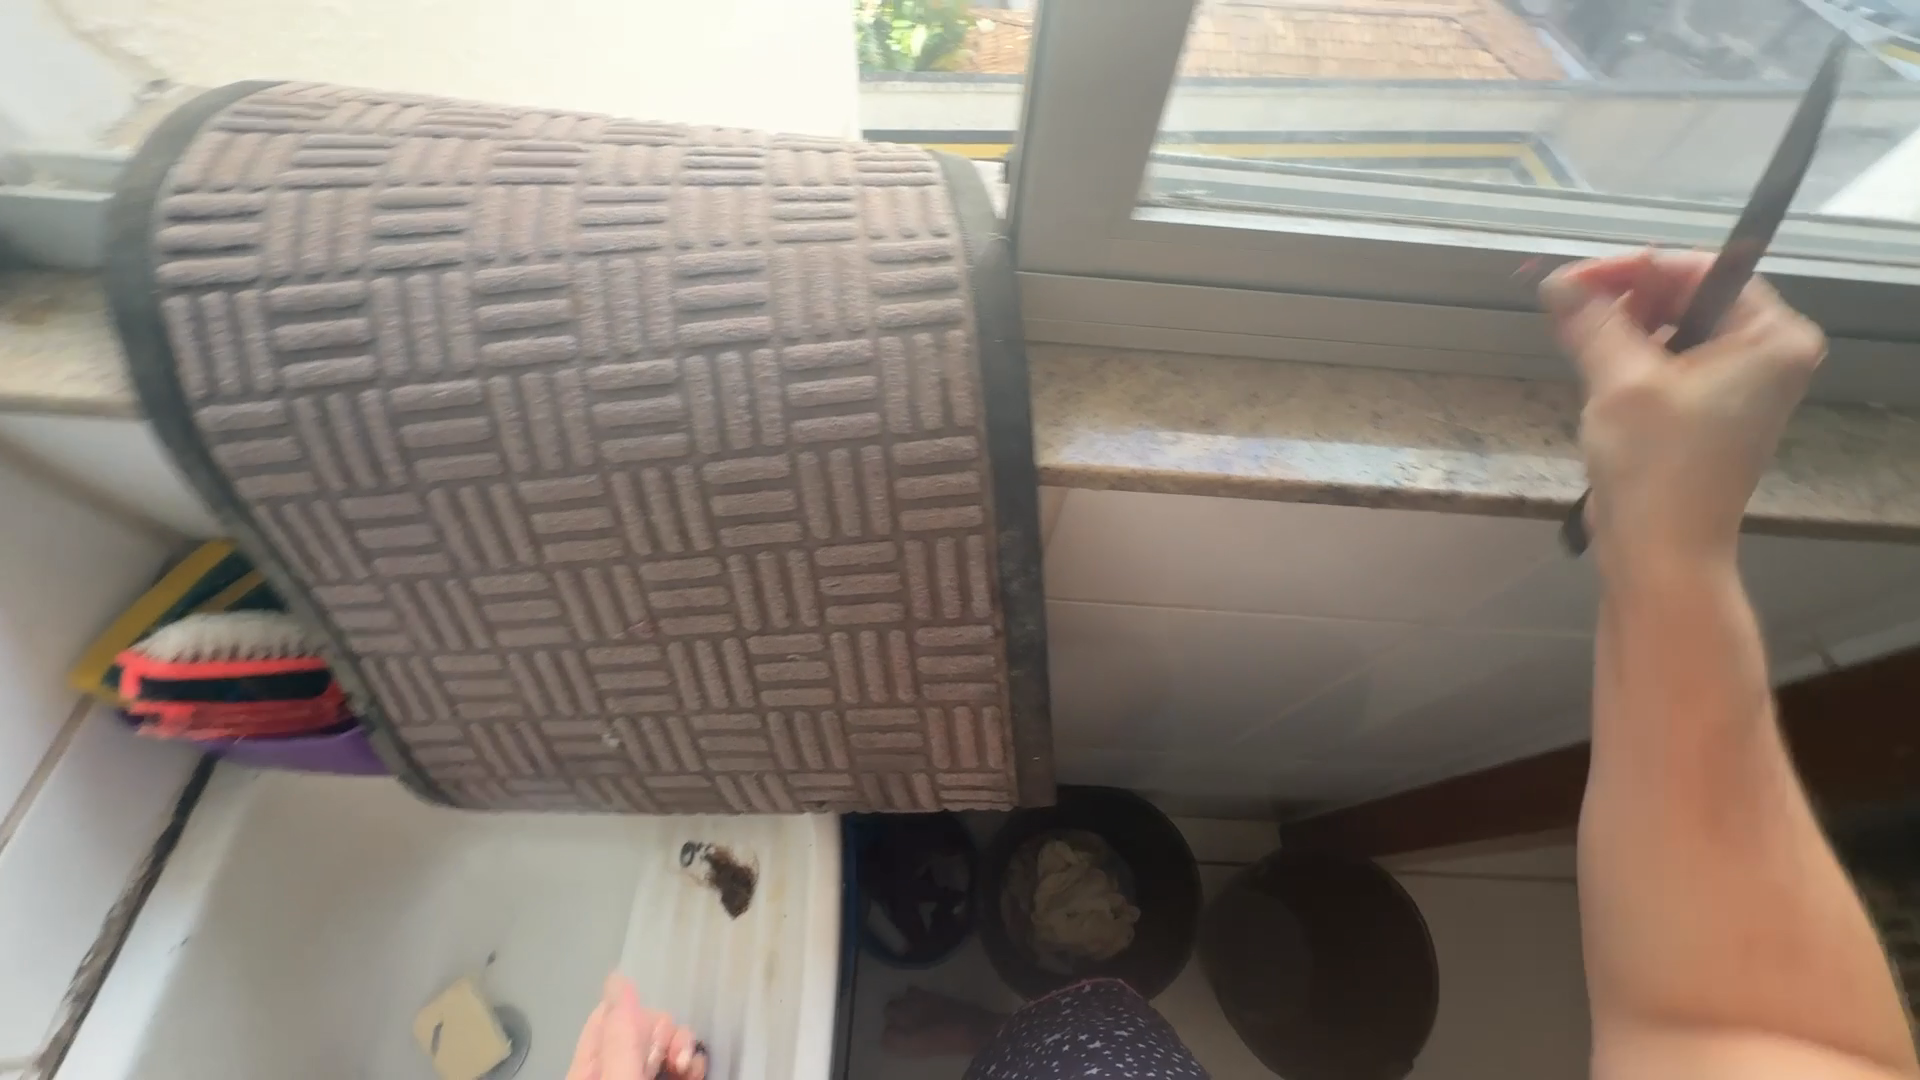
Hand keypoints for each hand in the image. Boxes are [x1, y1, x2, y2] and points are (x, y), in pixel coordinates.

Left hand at [566, 973, 706, 1079]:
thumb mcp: (622, 1079)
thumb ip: (621, 1035)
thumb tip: (617, 977)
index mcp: (589, 1067)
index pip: (608, 1014)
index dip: (635, 1012)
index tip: (653, 1033)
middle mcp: (613, 1068)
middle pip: (643, 1024)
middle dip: (665, 1034)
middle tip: (673, 1059)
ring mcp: (640, 1076)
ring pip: (665, 1041)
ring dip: (683, 1045)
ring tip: (688, 1066)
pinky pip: (680, 1059)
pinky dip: (691, 1059)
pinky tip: (695, 1069)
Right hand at [1542, 250, 1825, 570]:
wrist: (1660, 543)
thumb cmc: (1655, 461)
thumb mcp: (1621, 382)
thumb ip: (1594, 325)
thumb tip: (1557, 281)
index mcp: (1770, 336)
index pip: (1703, 271)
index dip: (1632, 269)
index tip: (1567, 281)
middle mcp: (1764, 353)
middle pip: (1688, 298)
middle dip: (1623, 299)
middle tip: (1563, 310)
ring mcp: (1734, 384)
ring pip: (1670, 332)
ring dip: (1618, 330)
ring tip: (1572, 341)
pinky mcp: (1702, 411)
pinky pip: (1663, 365)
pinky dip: (1624, 359)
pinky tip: (1591, 369)